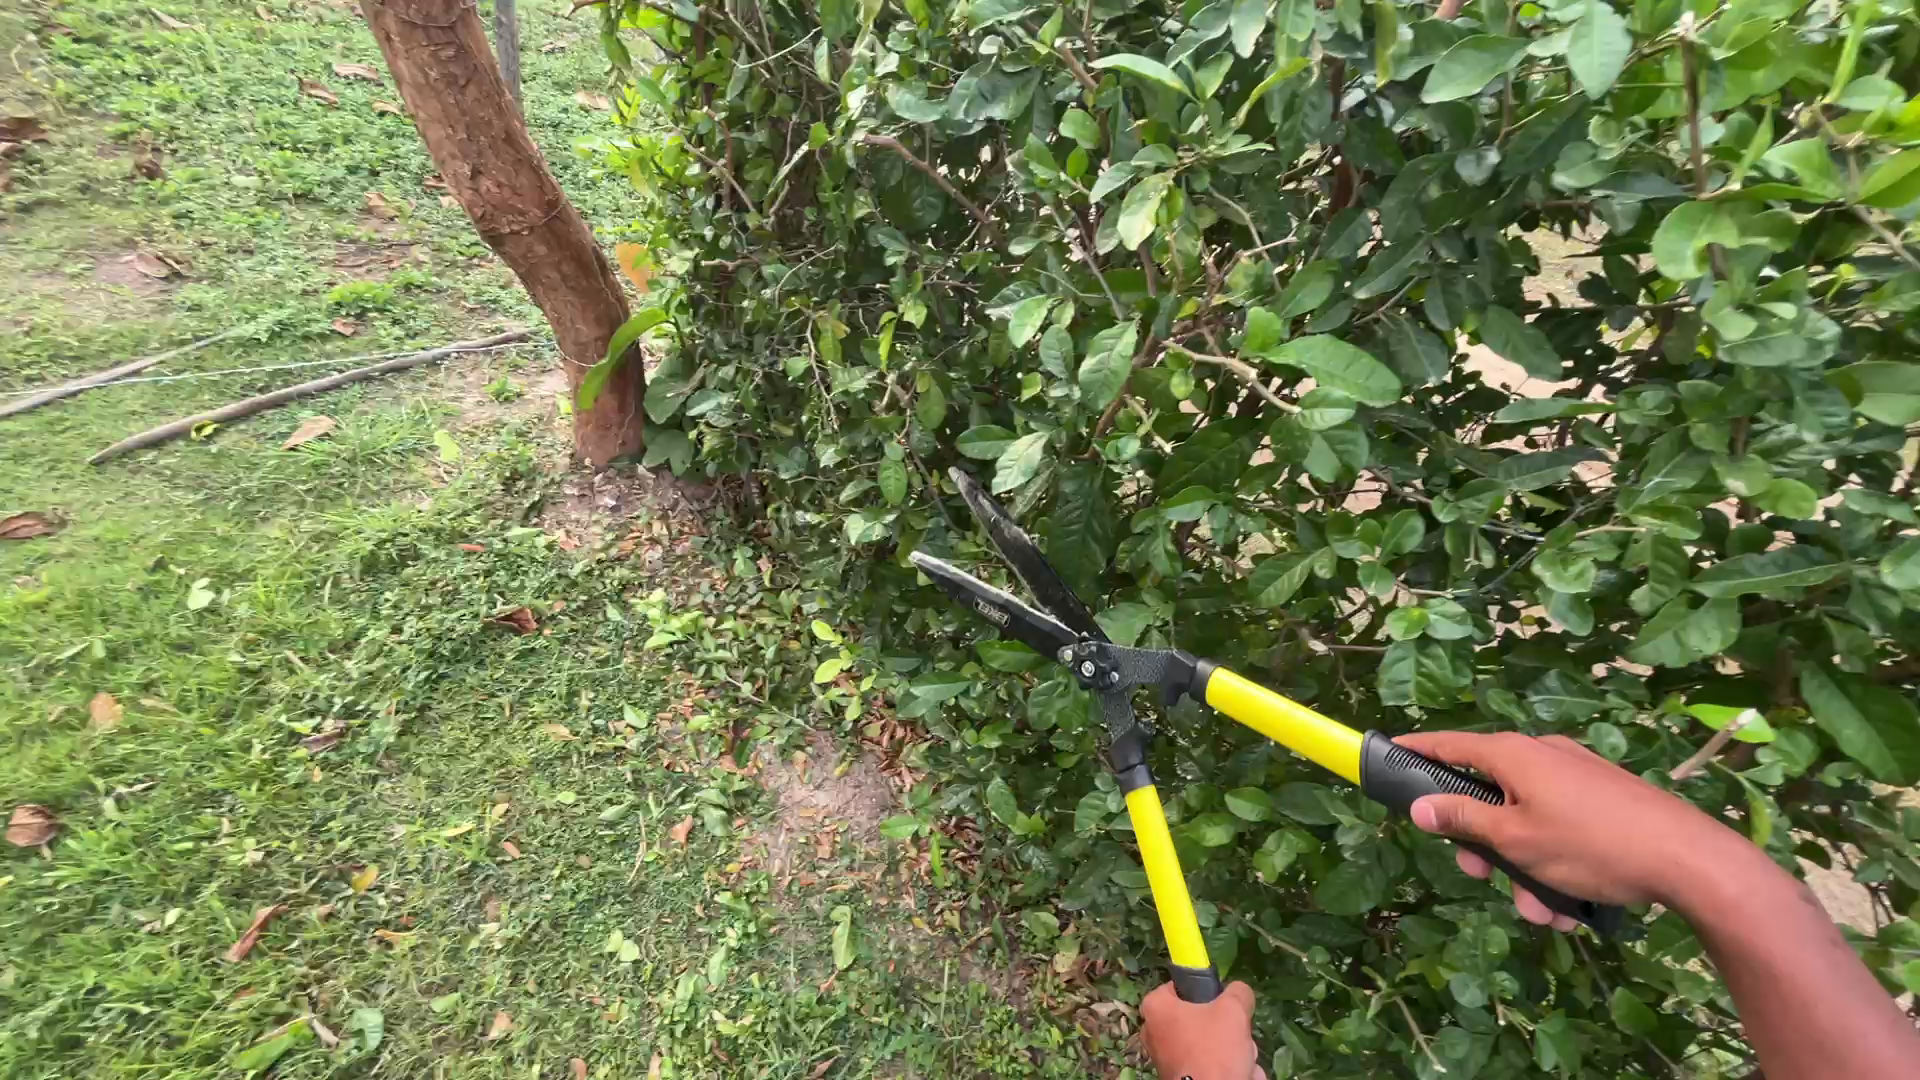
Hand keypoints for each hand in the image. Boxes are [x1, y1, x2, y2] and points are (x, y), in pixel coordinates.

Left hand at [1140, 980, 1264, 1079]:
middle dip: (1227, 1032)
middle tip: (1239, 1039)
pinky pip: (1205, 1068)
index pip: (1183, 988)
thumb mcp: (1233, 1011)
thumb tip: (1240, 991)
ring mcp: (1163, 1059)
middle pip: (1199, 1020)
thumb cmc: (1213, 1050)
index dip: (1207, 996)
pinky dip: (1224, 1073)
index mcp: (1156, 1005)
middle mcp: (1153, 1031)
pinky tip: (1241, 1077)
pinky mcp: (1177, 1079)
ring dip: (1232, 1054)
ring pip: (1207, 1047)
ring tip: (1244, 1063)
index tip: (1224, 1008)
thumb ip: (1238, 993)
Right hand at [1393, 731, 1745, 926]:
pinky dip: (1556, 857)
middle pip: (1487, 791)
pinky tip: (1572, 902)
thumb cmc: (1591, 844)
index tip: (1391, 753)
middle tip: (1478, 874)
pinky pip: (1562, 824)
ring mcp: (1578, 775)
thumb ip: (1461, 820)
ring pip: (1527, 816)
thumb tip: (1418, 807)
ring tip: (1541, 909)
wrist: (1701, 866)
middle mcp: (1541, 754)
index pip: (1447, 744)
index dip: (1415, 750)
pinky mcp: (1609, 799)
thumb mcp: (1514, 839)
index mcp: (1511, 753)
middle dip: (1480, 839)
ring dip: (1523, 863)